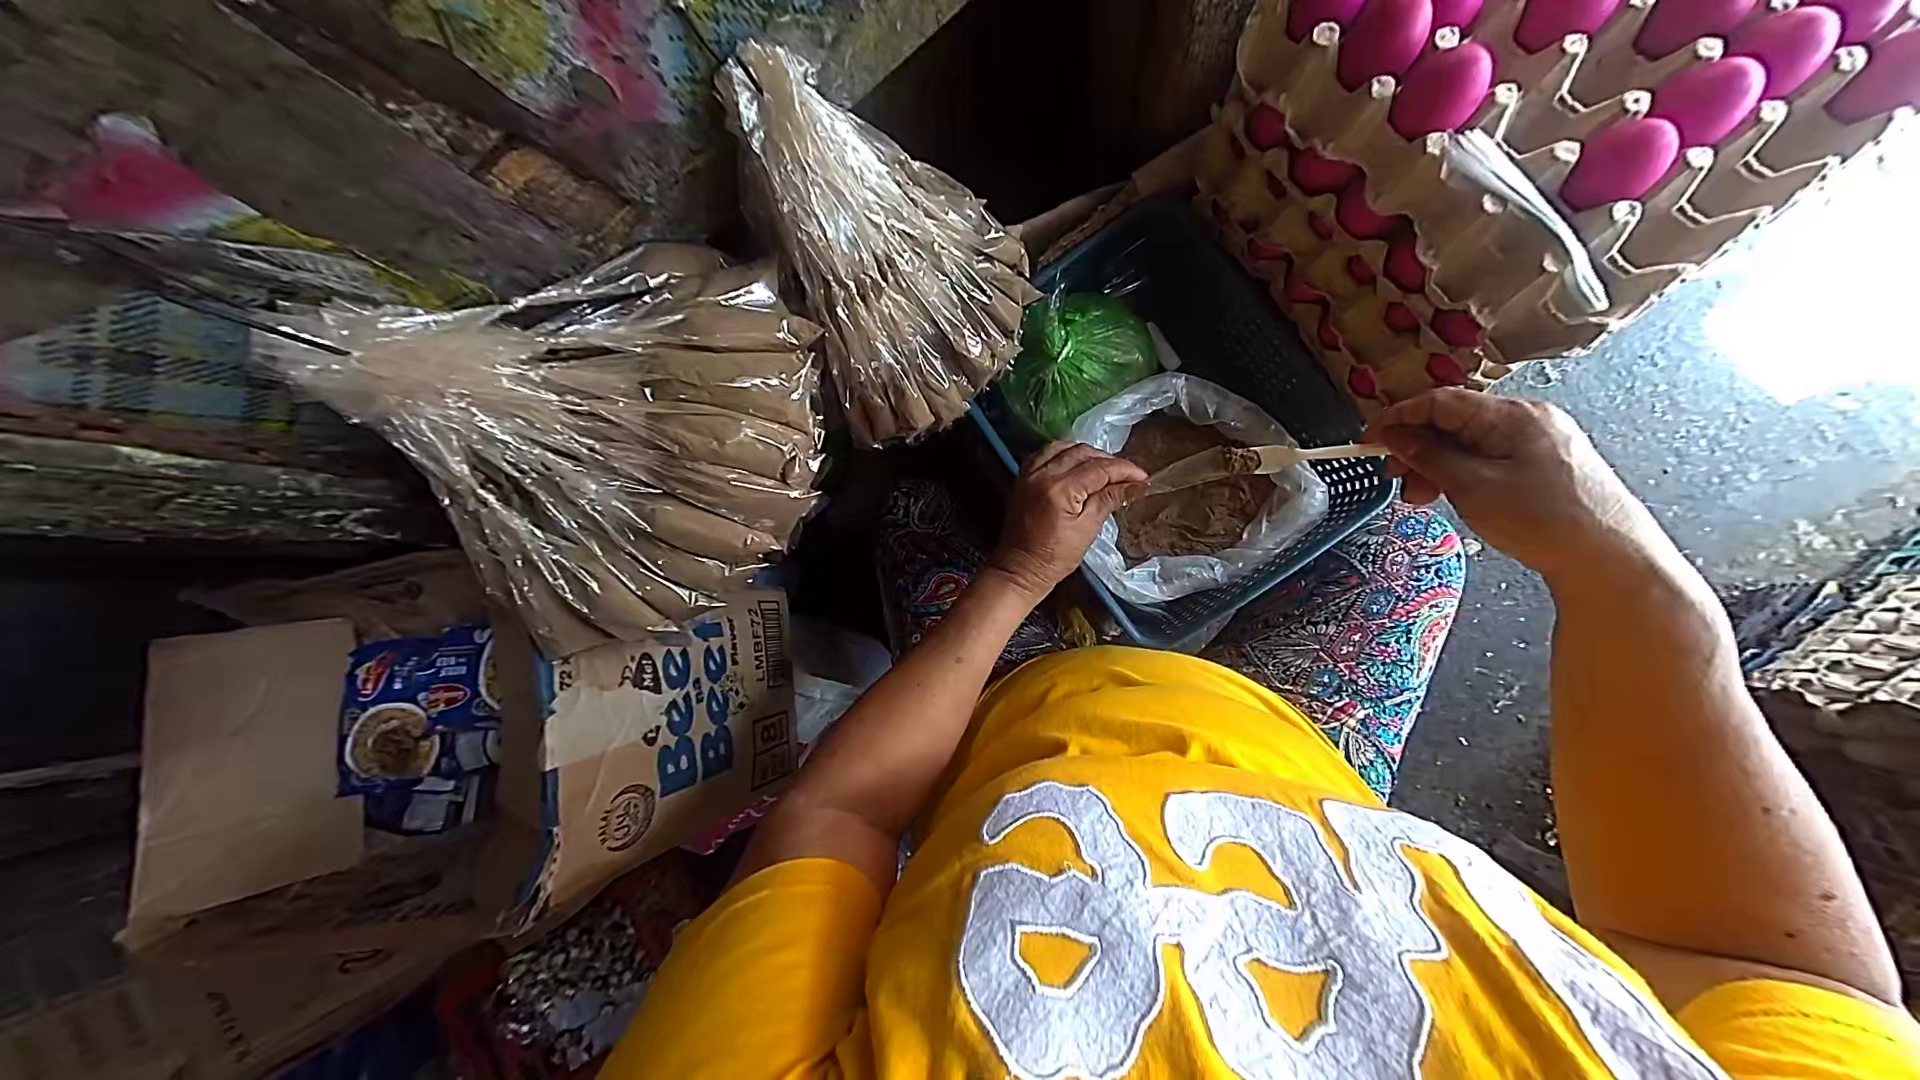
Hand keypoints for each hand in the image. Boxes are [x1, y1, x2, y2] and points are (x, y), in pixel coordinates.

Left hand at [987, 442, 1148, 602]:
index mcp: (1060, 489)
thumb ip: (1109, 499)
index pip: (1099, 469)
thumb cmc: (1055, 557)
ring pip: (1065, 447)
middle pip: (1083, 453)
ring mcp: (1029, 473)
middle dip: (1109, 461)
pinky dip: (1065, 453)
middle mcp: (1043, 474)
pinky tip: (1077, 464)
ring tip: (1105, 469)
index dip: (1125, 470)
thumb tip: (1137, 484)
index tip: (1143, 477)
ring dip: (1088, 454)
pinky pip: (1046, 453)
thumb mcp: (1087, 529)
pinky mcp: (1023, 476)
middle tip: (1127, 476)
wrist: (1020, 568)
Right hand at [1364, 389, 1668, 580]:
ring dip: (1432, 464)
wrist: (1609, 558)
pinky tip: (1446, 494)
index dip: (1397, 418)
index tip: (1369, 442)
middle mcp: (1527, 419)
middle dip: (1414, 447)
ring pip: (1465, 441)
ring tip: (1419, 496)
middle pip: (1451, 420)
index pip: (1439, 401)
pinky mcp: (1540, 462)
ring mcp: (1536, 440)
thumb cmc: (1544, 520)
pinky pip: (1484, 456)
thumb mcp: (1471, 486)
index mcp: (1513, 416)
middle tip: (1393, 477)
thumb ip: (1427, 456)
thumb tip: (1395, 436)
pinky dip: (1456, 472)